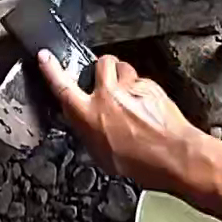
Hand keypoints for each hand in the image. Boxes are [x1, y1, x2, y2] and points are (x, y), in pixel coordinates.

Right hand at [36, 52, 208, 192]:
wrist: (175, 155)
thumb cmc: (143, 163)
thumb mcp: (103, 156)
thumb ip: (91, 132)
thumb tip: (89, 125)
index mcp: (90, 115)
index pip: (62, 86)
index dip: (51, 69)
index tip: (45, 57)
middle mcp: (108, 96)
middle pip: (100, 63)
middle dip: (102, 68)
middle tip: (107, 83)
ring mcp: (131, 87)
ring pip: (123, 68)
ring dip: (123, 78)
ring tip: (130, 97)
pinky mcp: (150, 85)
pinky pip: (141, 80)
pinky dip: (141, 90)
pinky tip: (147, 107)